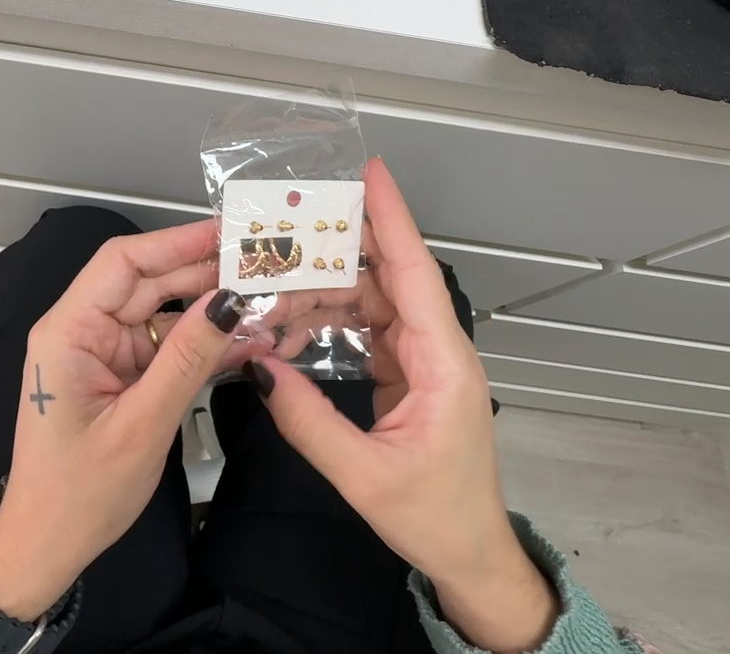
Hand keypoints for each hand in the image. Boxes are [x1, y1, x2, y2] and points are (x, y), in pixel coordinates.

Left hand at [0, 220, 247, 620]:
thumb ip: (187, 360)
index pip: (123, 263)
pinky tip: (246, 342)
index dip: (176, 241)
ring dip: (210, 311)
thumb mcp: (141, 425)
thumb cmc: (80, 492)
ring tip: (265, 302)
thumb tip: (228, 300)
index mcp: (69, 330)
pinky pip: (166, 347)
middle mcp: (83, 330)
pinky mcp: (121, 374)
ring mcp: (104, 352)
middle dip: (203, 273)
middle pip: (147, 283)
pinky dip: (203, 345)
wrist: (47, 547)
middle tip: (261, 266)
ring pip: (163, 314)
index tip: (226, 232)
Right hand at [246, 159, 557, 653]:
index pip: (415, 273)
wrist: (471, 557)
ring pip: (369, 300)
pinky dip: (327, 320)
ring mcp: (421, 358)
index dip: (392, 219)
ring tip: (271, 285)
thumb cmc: (436, 518)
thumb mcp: (366, 476)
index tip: (370, 172)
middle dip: (335, 251)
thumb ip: (309, 422)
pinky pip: (363, 327)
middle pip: (385, 278)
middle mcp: (436, 348)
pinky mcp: (406, 372)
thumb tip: (258, 369)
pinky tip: (289, 322)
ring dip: (322, 290)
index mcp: (443, 362)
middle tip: (285, 227)